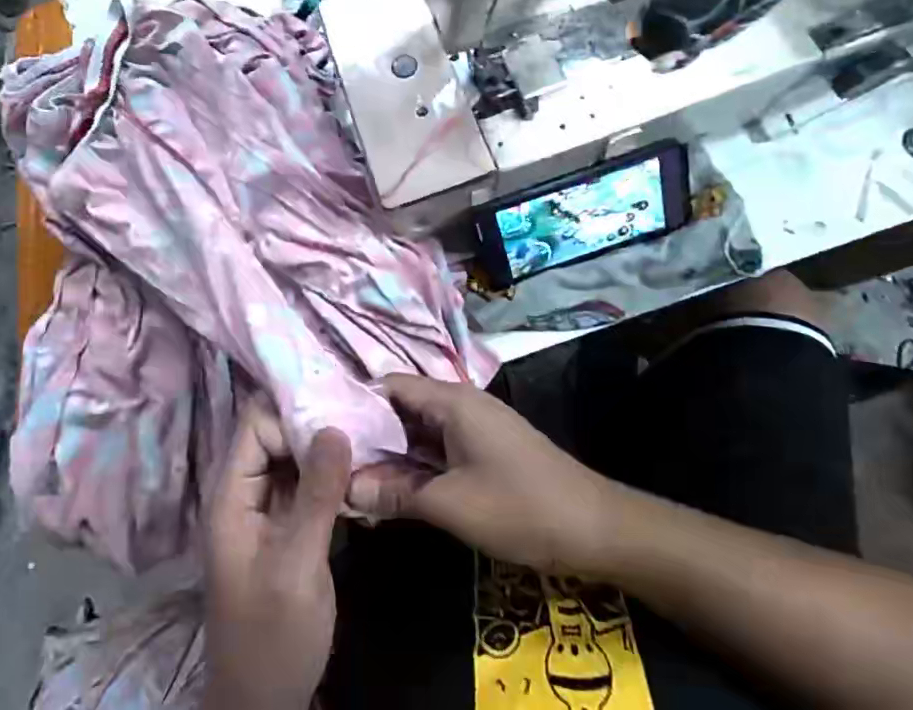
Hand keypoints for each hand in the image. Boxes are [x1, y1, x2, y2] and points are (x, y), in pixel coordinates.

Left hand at [203, 401, 350, 709]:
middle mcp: (245, 495)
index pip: (255, 426)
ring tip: (371, 428)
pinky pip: (307, 481)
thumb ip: (315, 496)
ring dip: (327, 443)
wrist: (263, 702)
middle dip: (314, 420)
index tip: (341, 404)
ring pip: (294, 456)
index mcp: (232, 498)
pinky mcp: (288, 526)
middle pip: (275, 434)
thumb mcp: (297, 566)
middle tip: (364, 412)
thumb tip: (335, 426)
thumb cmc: (273, 637)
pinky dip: (332, 469)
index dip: (293, 411)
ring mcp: (266, 511)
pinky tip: (363, 463)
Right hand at [348, 375, 620, 573]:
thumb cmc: (519, 506)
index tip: (320, 429)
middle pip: (403, 409)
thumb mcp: (451, 504)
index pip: (391, 386)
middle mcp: (462, 406)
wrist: (592, 526)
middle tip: (326, 462)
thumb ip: (396, 493)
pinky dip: (414, 468)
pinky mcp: (483, 453)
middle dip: (368, 435)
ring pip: (419, 434)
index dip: (355, 403)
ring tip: (346, 480)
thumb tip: (345, 489)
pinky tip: (389, 493)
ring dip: (390, 456)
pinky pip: (438, 452)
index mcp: (453, 401)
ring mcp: (475, 429)